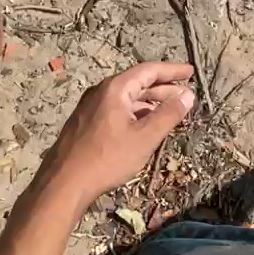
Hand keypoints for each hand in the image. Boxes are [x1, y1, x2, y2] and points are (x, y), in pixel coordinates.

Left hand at [41, 62, 194, 207]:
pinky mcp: (86, 122)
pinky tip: (145, 125)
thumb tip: (188, 95)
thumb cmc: (107, 159)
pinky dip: (136, 112)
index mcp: (115, 89)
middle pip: (138, 82)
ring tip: (170, 111)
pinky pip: (117, 109)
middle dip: (164, 89)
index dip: (172, 70)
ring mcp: (91, 107)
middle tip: (185, 96)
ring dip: (151, 102)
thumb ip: (169, 114)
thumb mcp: (144, 137)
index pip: (149, 70)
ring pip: (127, 98)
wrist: (63, 184)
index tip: (191, 72)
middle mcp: (101, 92)